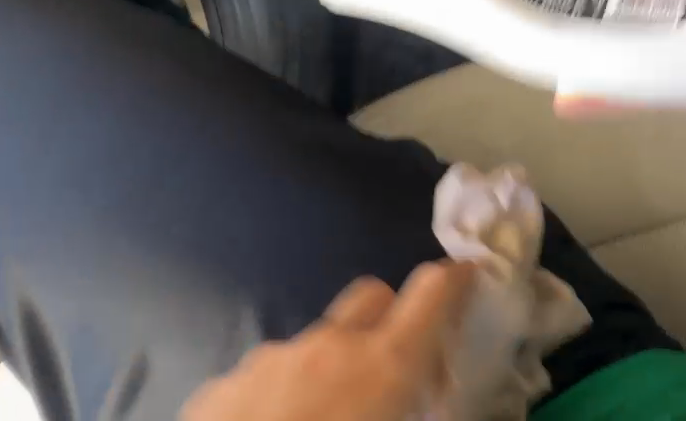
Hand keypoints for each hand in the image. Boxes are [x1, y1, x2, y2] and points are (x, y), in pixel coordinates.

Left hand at [182, 261, 473, 420]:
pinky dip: (277, 396)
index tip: (468, 278)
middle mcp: (331, 347)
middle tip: (390, 366)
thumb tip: (428, 401)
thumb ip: (418, 411)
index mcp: (384, 365)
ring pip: (315, 341)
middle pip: (373, 295)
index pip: (434, 289)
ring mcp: (269, 362)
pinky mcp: (217, 390)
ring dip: (327, 368)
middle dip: (388, 317)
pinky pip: (264, 376)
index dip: (456, 279)